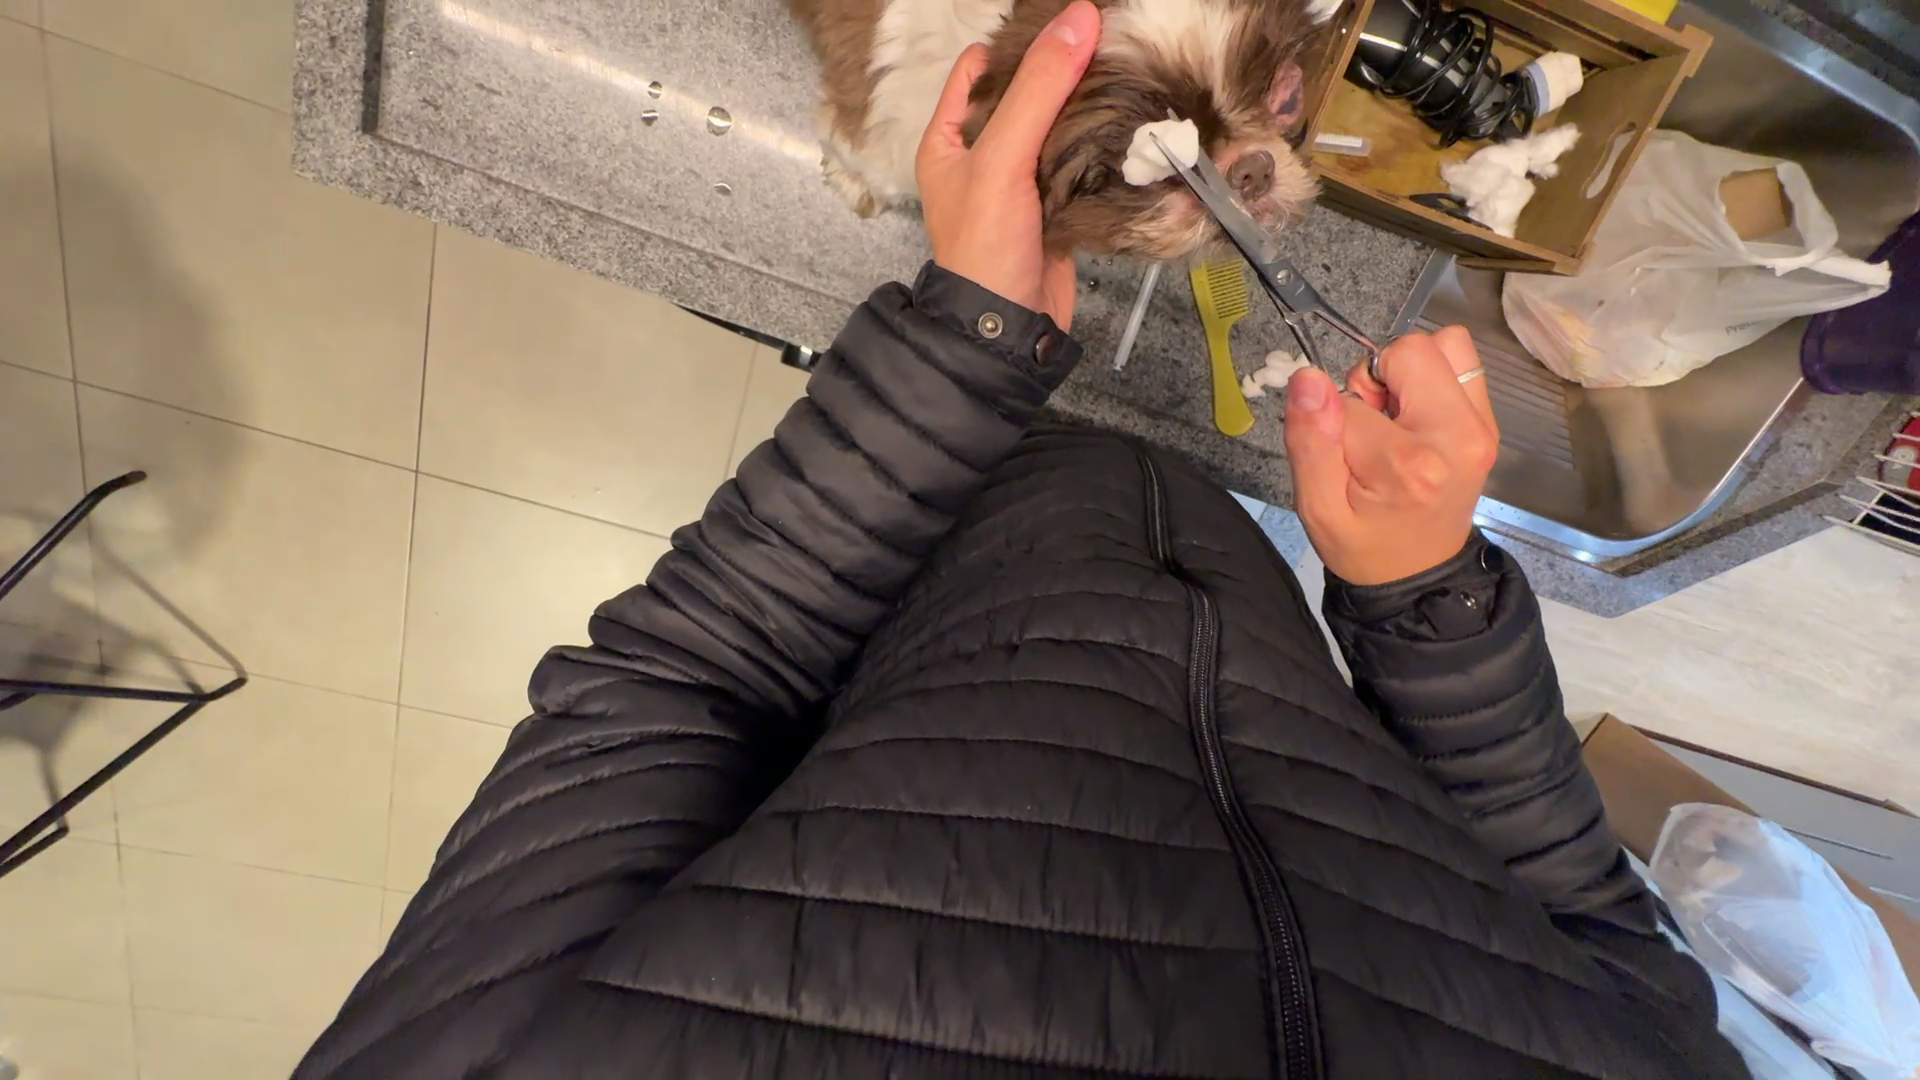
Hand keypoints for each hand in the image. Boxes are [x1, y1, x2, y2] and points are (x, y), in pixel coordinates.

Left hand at [915, 1, 1099, 328]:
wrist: (1008, 327)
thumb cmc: (986, 247)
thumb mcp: (1001, 160)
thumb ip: (1038, 90)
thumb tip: (1081, 17)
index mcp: (949, 141)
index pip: (980, 69)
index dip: (1018, 43)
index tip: (1067, 26)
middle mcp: (982, 160)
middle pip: (1025, 96)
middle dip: (1064, 73)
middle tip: (1112, 46)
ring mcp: (1019, 188)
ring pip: (1056, 131)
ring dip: (1087, 110)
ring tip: (1129, 78)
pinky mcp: (1052, 211)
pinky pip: (1077, 167)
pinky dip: (1099, 149)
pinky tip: (1128, 128)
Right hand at [1283, 326, 1498, 585]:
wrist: (1415, 571)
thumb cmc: (1360, 543)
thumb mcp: (1316, 507)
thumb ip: (1310, 441)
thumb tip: (1307, 377)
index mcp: (1410, 462)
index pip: (1350, 398)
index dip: (1331, 417)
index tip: (1341, 455)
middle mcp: (1459, 433)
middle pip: (1410, 351)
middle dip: (1375, 380)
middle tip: (1369, 430)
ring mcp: (1483, 424)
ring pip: (1442, 345)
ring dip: (1406, 373)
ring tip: (1394, 421)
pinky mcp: (1489, 419)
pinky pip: (1460, 360)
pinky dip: (1429, 376)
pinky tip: (1414, 418)